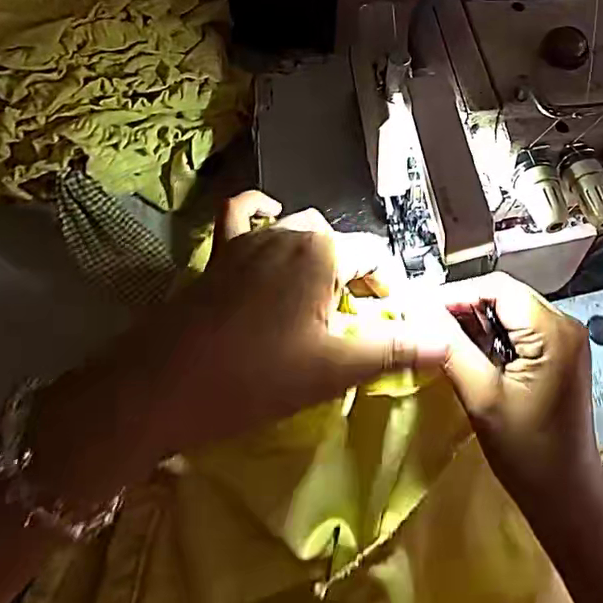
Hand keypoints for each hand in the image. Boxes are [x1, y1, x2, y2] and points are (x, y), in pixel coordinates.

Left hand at [138, 191, 448, 454]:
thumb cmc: (252, 377)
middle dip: (356, 276)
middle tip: (354, 322)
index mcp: (324, 252)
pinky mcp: (219, 253)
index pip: (376, 257)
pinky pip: (243, 215)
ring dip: (319, 256)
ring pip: (301, 230)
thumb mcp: (333, 369)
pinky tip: (269, 219)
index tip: (386, 325)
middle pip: (342, 245)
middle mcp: (291, 232)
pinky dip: (262, 212)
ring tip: (320, 297)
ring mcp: (250, 239)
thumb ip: (395, 350)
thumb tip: (447, 343)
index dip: (388, 290)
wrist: (155, 390)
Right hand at [432, 273, 599, 500]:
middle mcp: (565, 323)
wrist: (565, 491)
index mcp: (553, 330)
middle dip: (464, 304)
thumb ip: (453, 350)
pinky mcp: (560, 349)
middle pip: (506, 294)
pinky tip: (468, 348)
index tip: (420, 309)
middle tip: (425, 322)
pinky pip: (521, 325)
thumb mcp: (483, 399)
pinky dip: (493, 332)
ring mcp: (565, 335)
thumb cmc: (527, 451)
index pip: (499, 288)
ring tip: (440, 335)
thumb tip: (422, 315)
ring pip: (511, 308)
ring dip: (477, 318)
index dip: (457, 293)